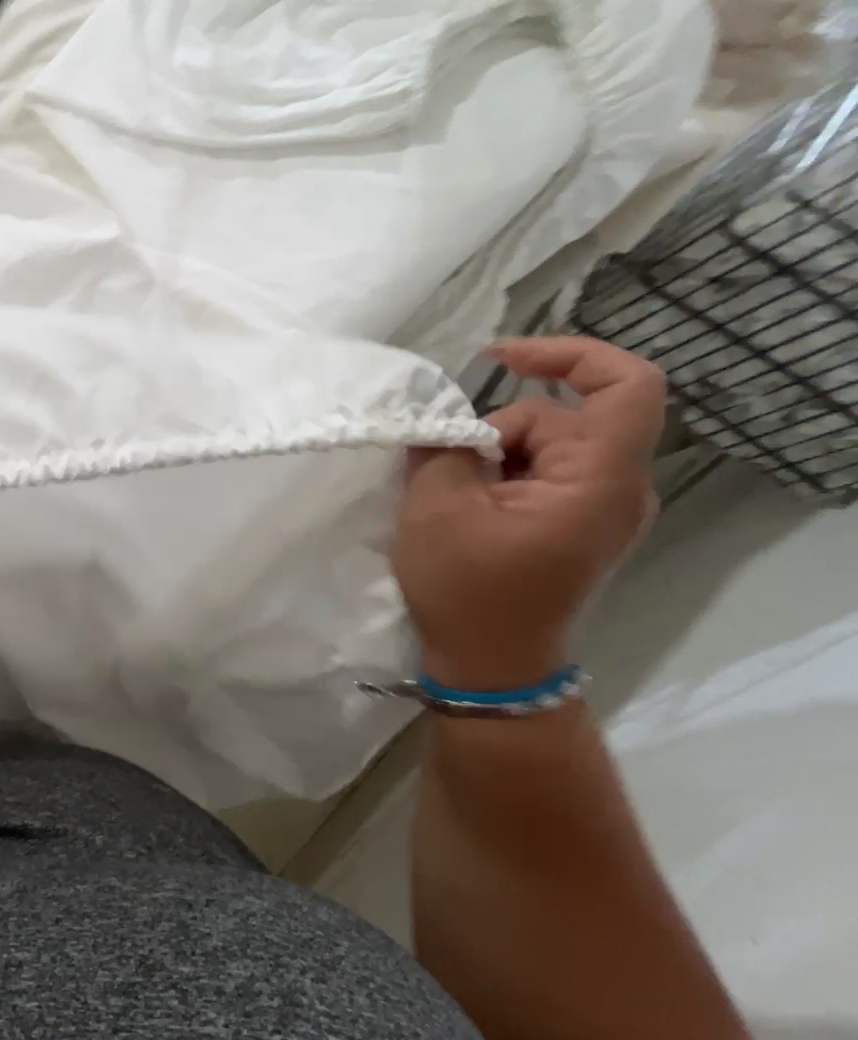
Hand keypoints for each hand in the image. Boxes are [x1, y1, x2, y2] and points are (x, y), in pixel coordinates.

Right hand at [393, 337, 664, 689]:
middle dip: (495, 432)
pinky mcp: (581, 525)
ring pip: (547, 447)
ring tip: (448, 500)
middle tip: (441, 470)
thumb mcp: (435, 510)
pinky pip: (546, 474)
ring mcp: (603, 509)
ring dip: (492, 458)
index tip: (500, 358)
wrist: (491, 665)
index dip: (569, 354)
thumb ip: (444, 448)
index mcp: (598, 482)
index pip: (626, 385)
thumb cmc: (466, 590)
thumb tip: (445, 422)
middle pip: (563, 419)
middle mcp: (619, 489)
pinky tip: (466, 508)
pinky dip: (502, 477)